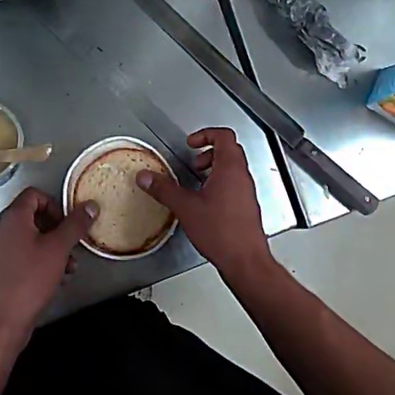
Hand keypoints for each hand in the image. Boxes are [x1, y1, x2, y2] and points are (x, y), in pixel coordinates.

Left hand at [0, 187, 95, 343]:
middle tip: (71, 243)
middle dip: (57, 229)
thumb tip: (89, 206)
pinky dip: (41, 261)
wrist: (3, 321)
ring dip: (53, 247)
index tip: (68, 222)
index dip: (55, 204)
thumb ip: (75, 225)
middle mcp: (1, 230)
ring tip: (68, 266)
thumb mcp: (59, 249)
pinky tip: (55, 279)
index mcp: (13, 219)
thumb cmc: (29, 281)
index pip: (34, 194)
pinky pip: (24, 255)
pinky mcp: (0, 270)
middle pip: (33, 216)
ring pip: (31, 238)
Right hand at [136, 127, 272, 275]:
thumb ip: (164, 189)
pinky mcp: (246, 206)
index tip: (192, 143)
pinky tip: (204, 202)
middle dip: (209, 151)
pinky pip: (234, 185)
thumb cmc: (223, 233)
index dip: (206, 134)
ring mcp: (247, 192)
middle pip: (230, 150)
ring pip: (233, 168)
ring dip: (214, 168)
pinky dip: (220, 184)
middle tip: (194, 162)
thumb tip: (147, 177)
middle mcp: (242, 177)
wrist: (245, 259)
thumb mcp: (186, 208)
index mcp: (230, 169)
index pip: (224, 136)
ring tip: (197, 181)